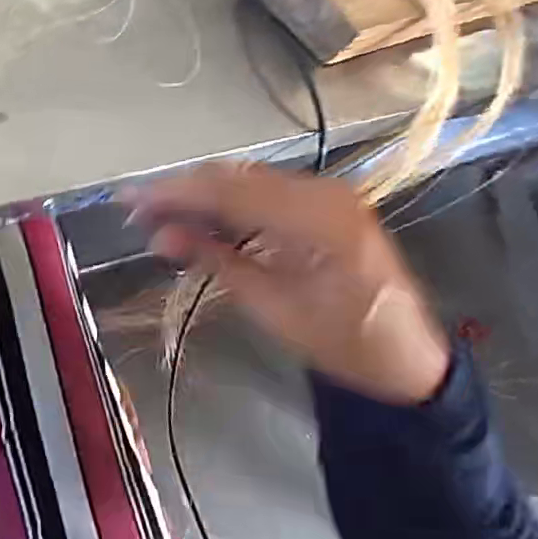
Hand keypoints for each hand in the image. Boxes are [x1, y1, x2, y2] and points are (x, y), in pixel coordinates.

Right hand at [134, 162, 450, 405]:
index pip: (229, 193)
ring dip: (195, 193)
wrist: (406, 361)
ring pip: (239, 178)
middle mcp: (324, 193)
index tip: (131, 201)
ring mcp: (324, 193)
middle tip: (136, 209)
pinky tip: (194, 214)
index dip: (174, 195)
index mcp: (320, 220)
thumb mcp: (271, 305)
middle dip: (179, 191)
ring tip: (156, 212)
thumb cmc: (342, 342)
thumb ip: (214, 260)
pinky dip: (220, 198)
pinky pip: (257, 188)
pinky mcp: (319, 200)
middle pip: (231, 177)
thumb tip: (158, 236)